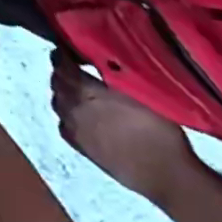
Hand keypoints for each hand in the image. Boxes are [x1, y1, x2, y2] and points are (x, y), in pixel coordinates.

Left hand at [50, 49, 202, 208]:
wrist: (165, 175)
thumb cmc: (156, 129)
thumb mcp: (139, 90)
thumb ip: (115, 72)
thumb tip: (103, 56)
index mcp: (84, 90)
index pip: (61, 65)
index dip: (62, 54)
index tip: (68, 47)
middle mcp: (73, 108)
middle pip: (57, 83)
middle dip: (62, 72)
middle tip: (74, 67)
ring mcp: (75, 130)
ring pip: (58, 104)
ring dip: (63, 93)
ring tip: (78, 90)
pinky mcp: (82, 150)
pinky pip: (64, 125)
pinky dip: (67, 116)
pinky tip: (80, 116)